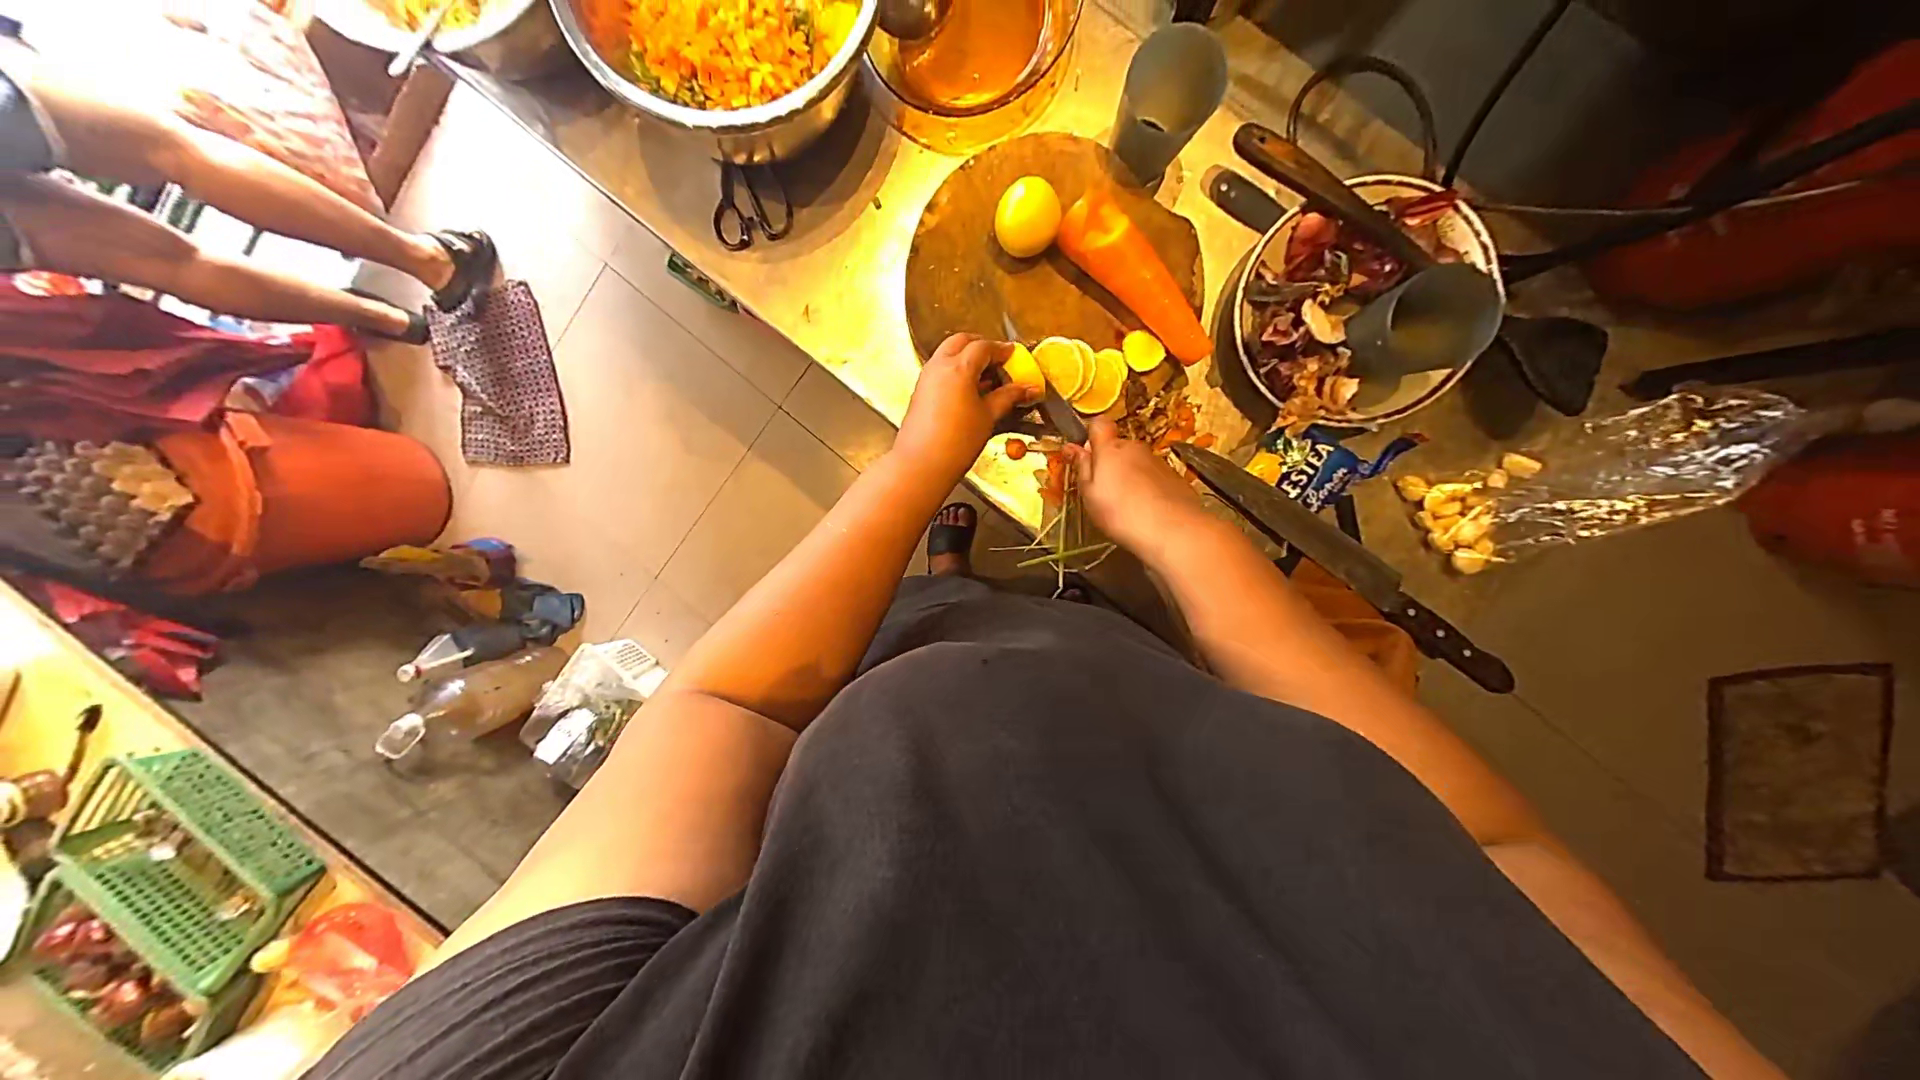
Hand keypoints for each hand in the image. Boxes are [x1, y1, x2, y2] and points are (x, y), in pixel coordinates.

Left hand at [895, 333, 1036, 476]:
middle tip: (998, 361)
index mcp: (958, 367)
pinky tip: (968, 390)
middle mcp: (939, 366)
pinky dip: (955, 370)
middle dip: (981, 347)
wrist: (921, 464)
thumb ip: (1008, 397)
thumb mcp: (988, 416)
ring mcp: (926, 377)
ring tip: (986, 377)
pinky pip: (939, 369)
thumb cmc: (956, 442)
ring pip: (948, 353)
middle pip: (962, 342)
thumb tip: (1027, 388)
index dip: (1001, 350)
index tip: (1013, 355)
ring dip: (966, 357)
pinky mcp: (920, 391)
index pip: (983, 347)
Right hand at [1064, 418, 1213, 560]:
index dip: (1091, 436)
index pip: (1098, 425)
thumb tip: (1072, 448)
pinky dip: (1147, 489)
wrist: (1172, 530)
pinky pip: (1153, 478)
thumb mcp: (1089, 493)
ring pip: (1136, 464)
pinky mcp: (1174, 478)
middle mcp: (1136, 449)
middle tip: (1101, 491)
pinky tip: (1144, 511)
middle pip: (1118, 447)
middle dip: (1109, 464)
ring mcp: (1158, 462)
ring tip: (1124, 507)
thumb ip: (1081, 466)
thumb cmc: (1123, 513)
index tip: (1084, 456)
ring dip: (1129, 478)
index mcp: (1110, 449)